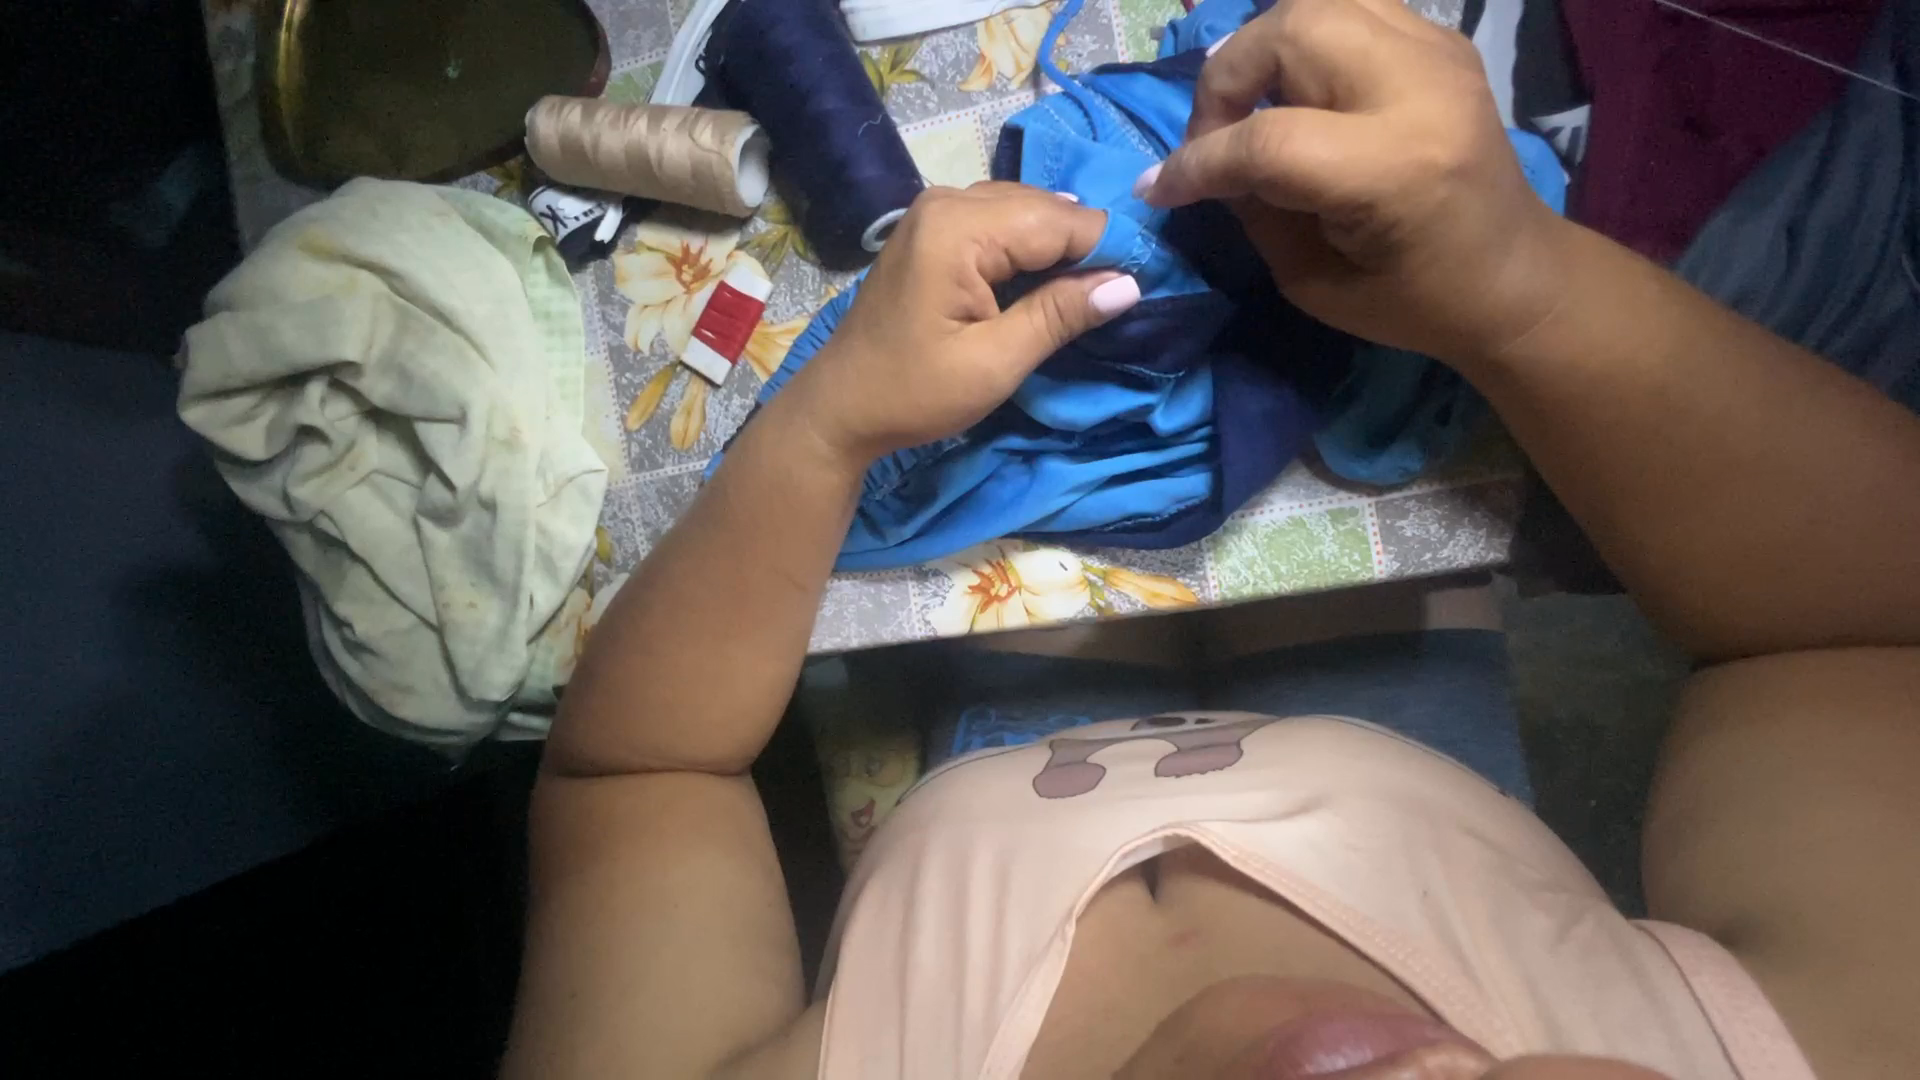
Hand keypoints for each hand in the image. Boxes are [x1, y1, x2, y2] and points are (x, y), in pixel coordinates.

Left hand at [775, 182, 1140, 465]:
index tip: (1142, 286)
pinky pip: (995, 226)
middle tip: (1114, 295)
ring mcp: (933, 213)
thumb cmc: (914, 393)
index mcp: (959, 228)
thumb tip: (1128, 284)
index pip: (1060, 220)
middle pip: (1042, 208)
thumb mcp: (994, 364)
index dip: (1107, 250)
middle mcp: (946, 201)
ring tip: (1081, 295)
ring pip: (1022, 213)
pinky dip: (1024, 252)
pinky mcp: (929, 233)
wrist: (841, 408)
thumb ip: (1058, 316)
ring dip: (1055, 250)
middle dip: (1082, 249)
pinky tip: (1039, 285)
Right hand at [1139, 0, 1571, 362]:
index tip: (1158, 190)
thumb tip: (1201, 170)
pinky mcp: (1439, 40)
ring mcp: (1436, 51)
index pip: (1264, 140)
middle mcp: (1417, 89)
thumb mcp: (1309, 280)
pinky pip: (1347, 11)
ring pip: (1316, 3)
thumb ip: (1254, 212)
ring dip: (1260, 53)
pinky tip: (1292, 95)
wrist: (1509, 275)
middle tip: (1212, 140)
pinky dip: (1299, 45)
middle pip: (1288, 31)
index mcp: (1389, 170)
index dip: (1195, 163)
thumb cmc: (1407, 302)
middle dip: (1224, 81)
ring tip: (1247, 110)